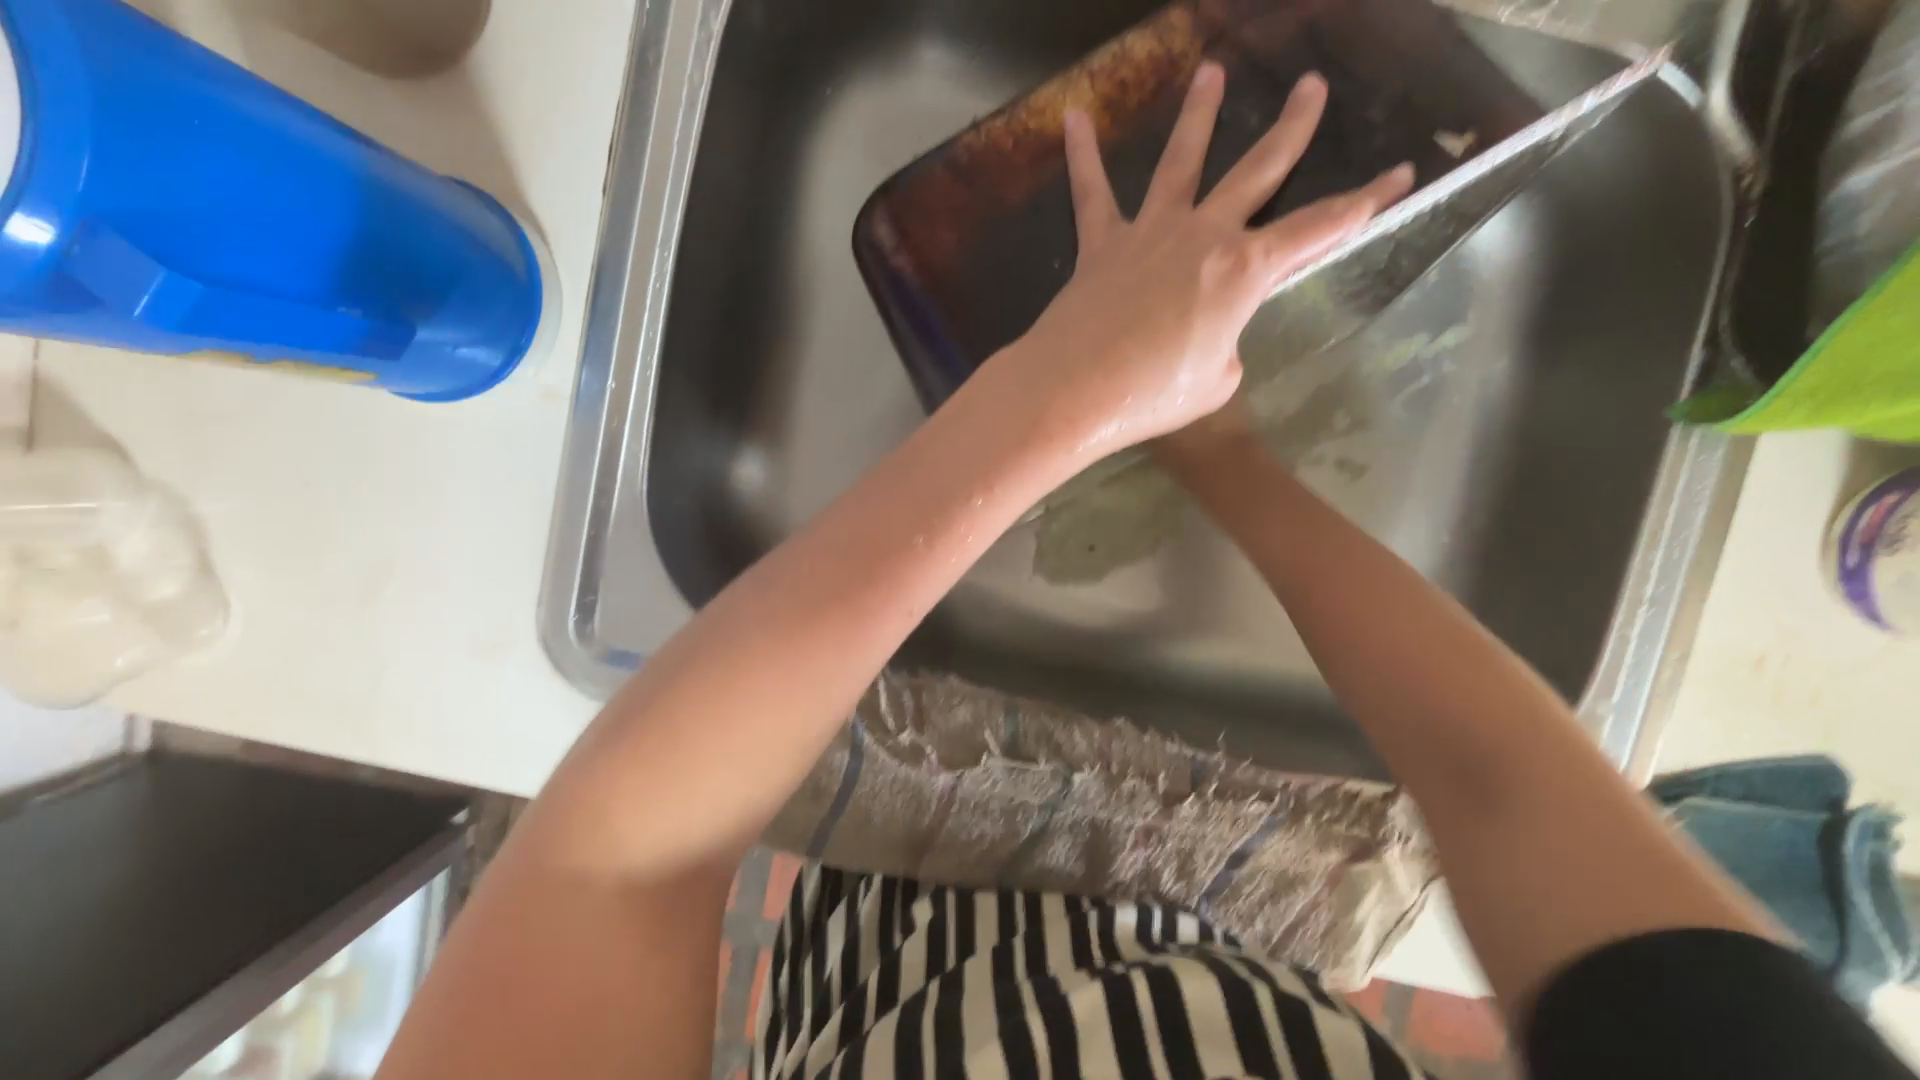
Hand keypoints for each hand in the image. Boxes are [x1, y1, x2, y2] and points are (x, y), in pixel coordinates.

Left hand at [981, 62, 1413, 461]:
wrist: (1074, 390)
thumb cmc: (1154, 393)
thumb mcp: (1217, 380)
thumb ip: (1224, 343)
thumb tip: (1206, 332)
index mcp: (1245, 270)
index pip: (1319, 229)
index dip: (1364, 203)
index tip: (1399, 174)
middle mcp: (1203, 235)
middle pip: (1257, 171)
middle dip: (1292, 128)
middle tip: (1311, 87)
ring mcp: (1151, 233)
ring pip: (1181, 161)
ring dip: (1199, 115)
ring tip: (1211, 73)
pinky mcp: (1103, 244)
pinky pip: (1093, 193)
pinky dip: (1083, 155)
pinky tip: (1076, 118)